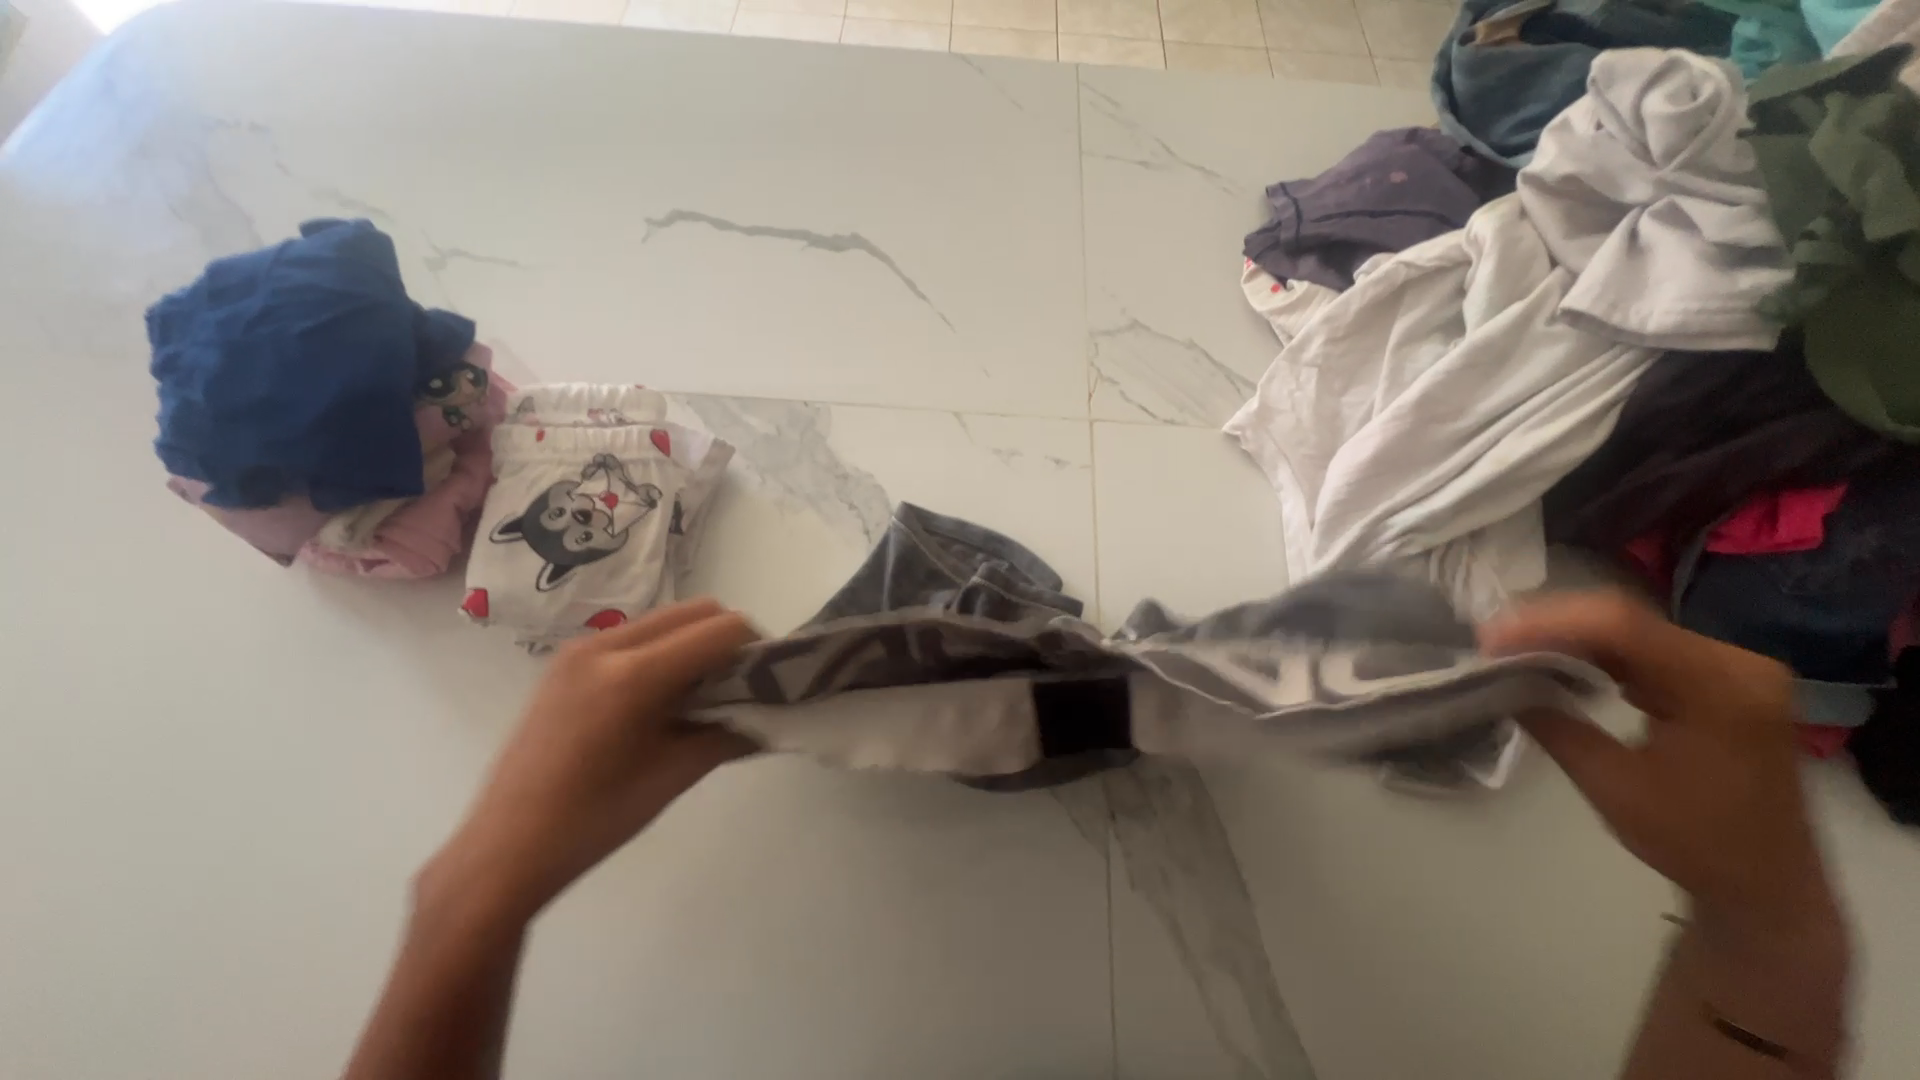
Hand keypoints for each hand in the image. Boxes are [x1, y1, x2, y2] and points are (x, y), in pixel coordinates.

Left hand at [421, 598, 758, 924]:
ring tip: (697, 699)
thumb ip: (730, 733)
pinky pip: (633, 637)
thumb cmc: (595, 820)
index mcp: (634, 674)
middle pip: (695, 611)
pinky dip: (662, 654)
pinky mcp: (564, 663)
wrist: (505, 850)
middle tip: (738, 688)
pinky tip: (658, 703)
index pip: (721, 629)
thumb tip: (773, 716)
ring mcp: (579, 650)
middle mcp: (606, 645)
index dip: (756, 649)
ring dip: (693, 645)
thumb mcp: (675, 775)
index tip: (768, 682)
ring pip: (664, 621)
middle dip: (727, 641)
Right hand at [1478, 592, 1841, 951]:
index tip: (1489, 639)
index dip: (1546, 624)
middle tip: (1491, 641)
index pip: (1621, 628)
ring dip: (1568, 638)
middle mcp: (1736, 664)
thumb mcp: (1609, 783)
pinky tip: (1556, 662)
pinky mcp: (1720, 682)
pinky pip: (1645, 651)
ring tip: (1511, 649)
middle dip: (1551, 626)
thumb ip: (1553, 723)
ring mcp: (1732, 671)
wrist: (1766, 887)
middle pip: (1625, 621)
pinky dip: (1595, 654)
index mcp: (1721, 686)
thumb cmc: (1693, 841)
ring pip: (1631, 631)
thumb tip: (1499, 681)